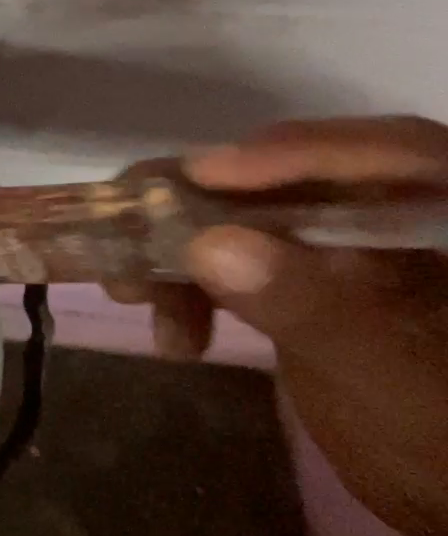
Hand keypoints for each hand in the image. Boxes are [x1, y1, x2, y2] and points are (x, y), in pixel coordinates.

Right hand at [114, 117, 447, 535]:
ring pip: (246, 214)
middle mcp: (404, 224)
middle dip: (205, 202)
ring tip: (131, 291)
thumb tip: (210, 244)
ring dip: (176, 246)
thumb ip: (316, 310)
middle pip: (296, 179)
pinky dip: (185, 283)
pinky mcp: (302, 280)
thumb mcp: (394, 384)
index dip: (306, 151)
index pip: (401, 155)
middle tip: (133, 220)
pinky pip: (228, 254)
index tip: (209, 172)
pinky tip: (170, 329)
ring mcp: (349, 253)